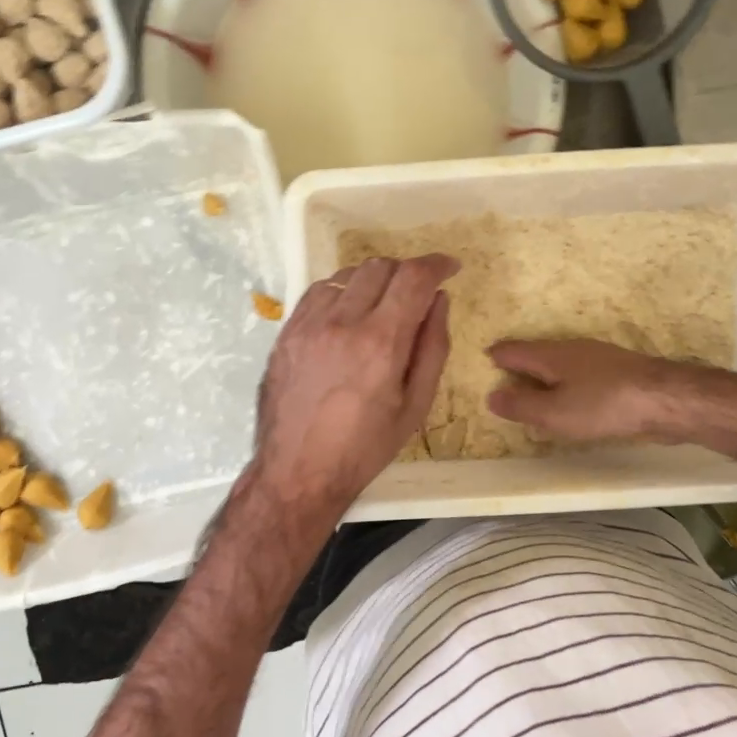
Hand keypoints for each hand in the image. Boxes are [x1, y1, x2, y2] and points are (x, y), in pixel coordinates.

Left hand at [250, 254, 457, 516]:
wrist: (296, 472)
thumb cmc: (363, 448)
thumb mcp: (415, 406)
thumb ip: (432, 348)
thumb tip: (439, 301)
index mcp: (380, 343)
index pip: (413, 278)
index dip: (437, 264)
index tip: (450, 268)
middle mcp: (341, 323)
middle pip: (380, 267)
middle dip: (406, 272)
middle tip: (416, 295)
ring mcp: (307, 325)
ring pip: (347, 275)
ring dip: (372, 281)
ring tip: (381, 307)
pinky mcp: (286, 333)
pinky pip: (318, 292)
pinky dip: (341, 293)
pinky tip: (348, 317)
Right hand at [487, 338, 686, 442]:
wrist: (666, 399)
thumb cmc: (602, 405)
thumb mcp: (554, 412)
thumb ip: (521, 406)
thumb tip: (490, 396)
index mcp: (550, 355)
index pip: (512, 350)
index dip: (495, 358)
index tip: (481, 364)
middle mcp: (572, 348)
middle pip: (536, 354)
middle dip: (519, 366)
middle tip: (502, 382)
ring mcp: (597, 358)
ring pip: (560, 364)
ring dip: (544, 377)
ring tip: (533, 394)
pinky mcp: (617, 373)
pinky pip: (580, 375)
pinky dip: (567, 385)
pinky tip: (571, 401)